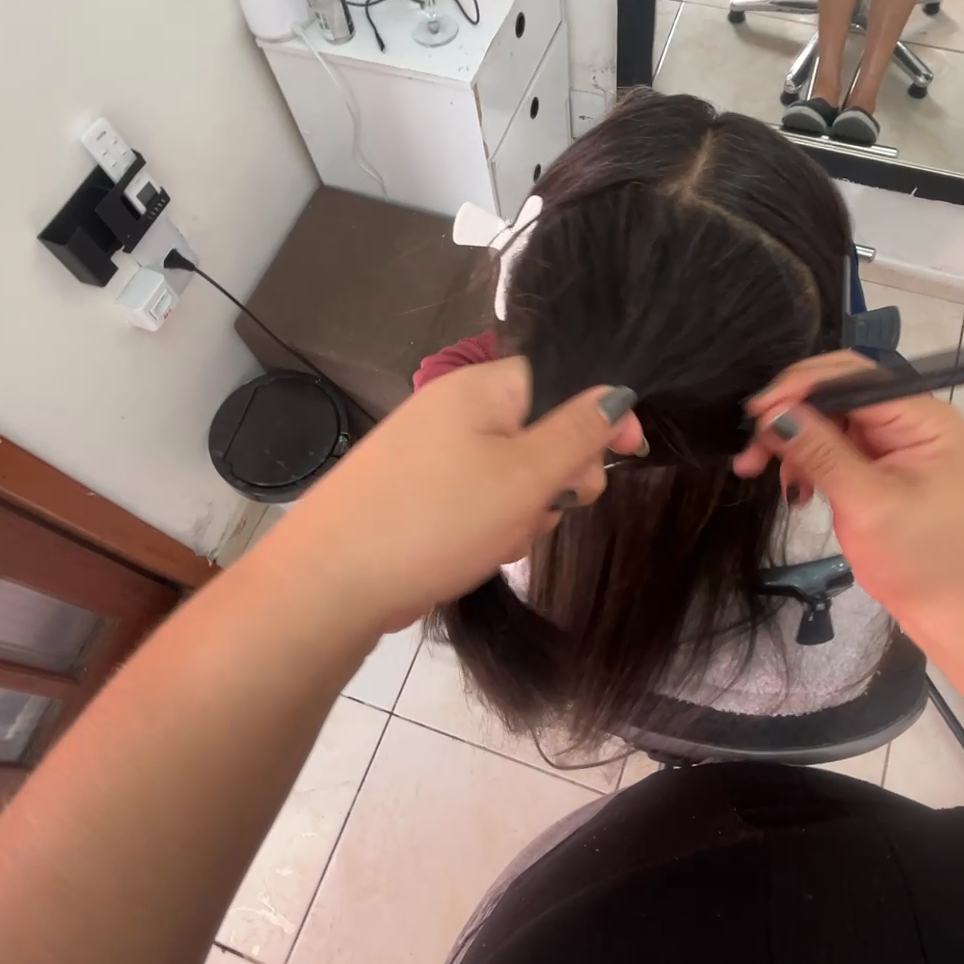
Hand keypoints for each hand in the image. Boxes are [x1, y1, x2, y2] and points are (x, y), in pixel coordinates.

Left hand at [251, 357, 642, 633]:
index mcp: (481, 388)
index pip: (561, 381)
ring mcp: (433, 453)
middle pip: (539, 432)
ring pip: (512, 475)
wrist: (333, 582)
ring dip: (522, 510)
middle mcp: (455, 411)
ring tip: (498, 539)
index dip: (598, 416)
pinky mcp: (419, 493)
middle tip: (541, 508)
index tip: (629, 454)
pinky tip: (474, 551)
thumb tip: (618, 393)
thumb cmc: (439, 519)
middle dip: (554, 477)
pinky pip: (478, 499)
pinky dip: (489, 524)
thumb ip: (578, 434)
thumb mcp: (525, 476)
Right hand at [735, 351, 963, 626]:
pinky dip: (801, 461)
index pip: (854, 377)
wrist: (949, 608)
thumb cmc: (919, 558)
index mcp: (922, 418)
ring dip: (789, 441)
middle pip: (835, 393)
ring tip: (754, 470)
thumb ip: (820, 453)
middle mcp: (907, 419)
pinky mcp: (872, 464)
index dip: (800, 386)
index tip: (756, 413)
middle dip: (790, 414)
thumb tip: (773, 413)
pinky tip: (791, 490)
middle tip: (751, 444)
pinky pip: (827, 446)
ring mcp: (889, 442)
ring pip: (824, 419)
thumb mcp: (867, 503)